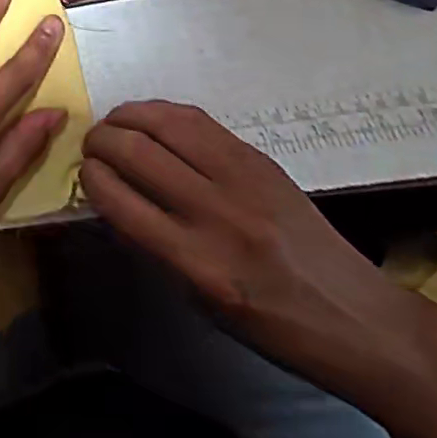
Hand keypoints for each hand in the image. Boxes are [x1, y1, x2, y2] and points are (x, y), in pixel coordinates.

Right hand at [80, 100, 425, 385]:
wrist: (353, 315)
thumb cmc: (268, 323)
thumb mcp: (197, 299)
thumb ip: (151, 245)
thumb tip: (111, 197)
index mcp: (197, 263)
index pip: (119, 201)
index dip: (90, 178)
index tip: (83, 173)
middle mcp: (217, 214)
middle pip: (136, 152)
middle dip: (100, 140)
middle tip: (92, 145)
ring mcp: (243, 179)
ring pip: (166, 123)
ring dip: (127, 116)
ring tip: (114, 123)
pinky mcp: (260, 158)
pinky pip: (199, 121)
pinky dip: (164, 113)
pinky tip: (152, 120)